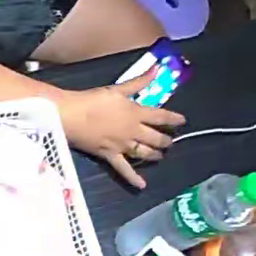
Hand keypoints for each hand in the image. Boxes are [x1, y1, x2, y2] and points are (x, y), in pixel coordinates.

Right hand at [58, 71, 186, 188]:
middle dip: (165, 139)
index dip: (173, 118)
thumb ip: (139, 82)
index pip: (160, 116)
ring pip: (144, 152)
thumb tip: (157, 69)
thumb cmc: (93, 100)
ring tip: (160, 156)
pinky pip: (124, 169)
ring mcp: (123, 145)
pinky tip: (142, 185)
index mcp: (136, 113)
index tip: (182, 121)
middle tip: (170, 141)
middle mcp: (133, 131)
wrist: (72, 116)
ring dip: (154, 154)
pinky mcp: (110, 155)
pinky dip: (133, 178)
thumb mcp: (117, 89)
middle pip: (155, 137)